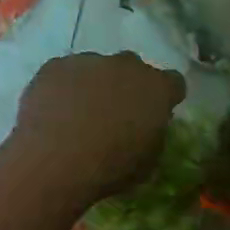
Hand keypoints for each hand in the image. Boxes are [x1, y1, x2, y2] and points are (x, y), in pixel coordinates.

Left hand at [7, 52, 186, 204]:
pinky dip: (65, 88)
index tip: (157, 113)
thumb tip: (147, 127)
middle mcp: (127, 66)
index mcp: (157, 89)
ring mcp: (89, 61)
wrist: (55, 161)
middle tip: (117, 114)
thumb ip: (153, 135)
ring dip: (95, 86)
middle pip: (134, 69)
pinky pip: (66, 73)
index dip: (166, 97)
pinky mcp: (55, 65)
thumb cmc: (111, 168)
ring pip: (98, 68)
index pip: (174, 83)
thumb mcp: (148, 162)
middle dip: (129, 87)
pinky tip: (56, 112)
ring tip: (80, 116)